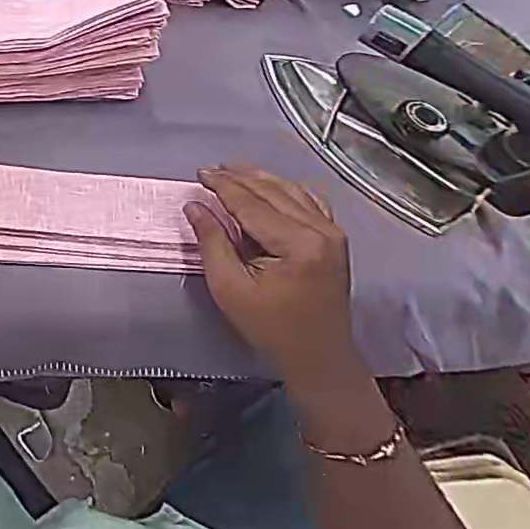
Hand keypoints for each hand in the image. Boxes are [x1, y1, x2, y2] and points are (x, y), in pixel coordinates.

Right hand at [184, 165, 357, 385]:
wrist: (319, 357)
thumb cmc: (272, 329)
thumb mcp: (230, 289)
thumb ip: (212, 242)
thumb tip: (195, 206)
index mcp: (298, 244)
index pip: (252, 203)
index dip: (224, 186)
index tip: (201, 174)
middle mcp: (321, 230)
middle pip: (273, 191)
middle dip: (239, 178)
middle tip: (211, 171)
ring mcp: (332, 232)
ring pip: (291, 191)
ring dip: (261, 179)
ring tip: (233, 172)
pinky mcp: (335, 238)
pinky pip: (309, 201)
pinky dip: (285, 189)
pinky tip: (268, 186)